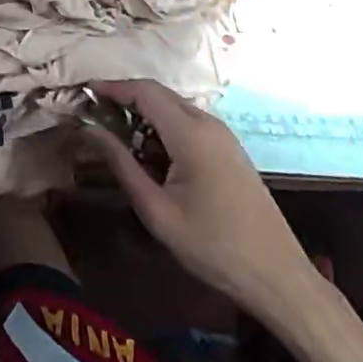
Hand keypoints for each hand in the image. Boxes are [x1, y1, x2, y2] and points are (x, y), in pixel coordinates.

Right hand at [86, 79, 318, 323]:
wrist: (276, 274)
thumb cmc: (212, 246)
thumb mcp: (156, 210)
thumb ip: (121, 165)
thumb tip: (90, 131)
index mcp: (191, 132)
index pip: (145, 90)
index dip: (113, 86)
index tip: (86, 91)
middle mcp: (209, 123)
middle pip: (160, 94)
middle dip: (126, 98)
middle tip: (95, 114)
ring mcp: (223, 135)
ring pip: (175, 108)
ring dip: (145, 114)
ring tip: (117, 137)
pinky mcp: (229, 149)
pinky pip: (189, 123)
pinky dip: (164, 127)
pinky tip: (150, 154)